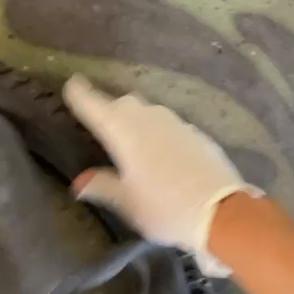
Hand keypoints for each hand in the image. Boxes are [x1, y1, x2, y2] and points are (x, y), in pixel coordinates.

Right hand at [63, 75, 260, 276]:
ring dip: (135, 117)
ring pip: (148, 111)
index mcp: (125, 133)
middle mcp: (149, 119)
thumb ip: (103, 187)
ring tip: (129, 134)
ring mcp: (176, 123)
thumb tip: (80, 182)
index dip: (82, 95)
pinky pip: (169, 124)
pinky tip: (160, 148)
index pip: (96, 106)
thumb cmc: (166, 208)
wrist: (221, 209)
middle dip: (109, 108)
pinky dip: (157, 130)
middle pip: (123, 104)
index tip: (72, 83)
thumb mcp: (128, 203)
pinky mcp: (196, 133)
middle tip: (99, 118)